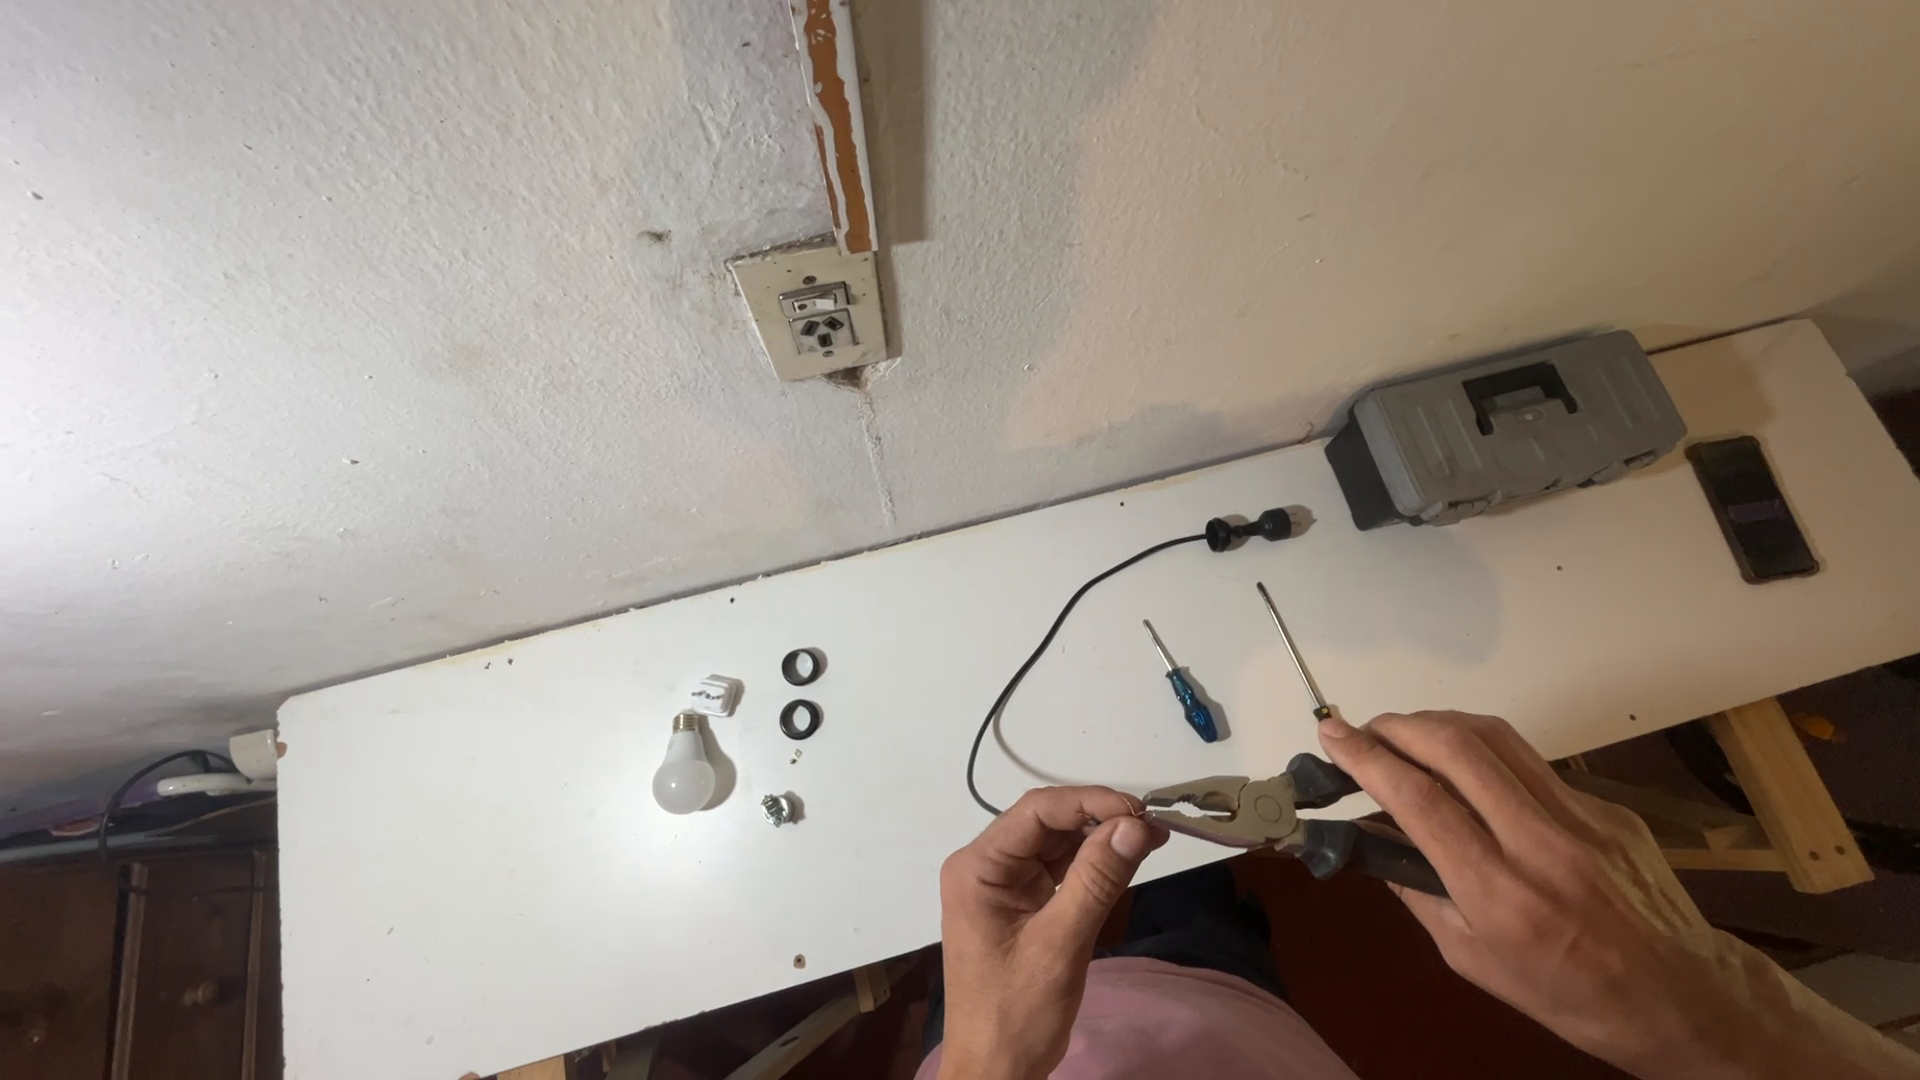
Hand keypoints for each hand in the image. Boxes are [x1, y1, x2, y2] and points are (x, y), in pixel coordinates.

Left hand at [936, 786, 1168, 1079]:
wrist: (994, 1074)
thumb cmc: (1016, 1014)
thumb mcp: (1060, 945)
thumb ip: (1097, 880)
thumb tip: (1136, 826)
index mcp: (977, 866)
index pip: (1035, 811)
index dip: (1088, 802)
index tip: (1138, 811)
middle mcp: (985, 864)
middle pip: (1045, 822)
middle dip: (1098, 819)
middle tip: (1152, 825)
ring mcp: (1002, 882)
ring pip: (1055, 842)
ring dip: (1099, 839)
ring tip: (1148, 837)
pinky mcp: (1019, 901)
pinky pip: (1057, 868)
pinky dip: (1091, 863)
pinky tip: (1123, 858)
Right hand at [1317, 710, 1916, 1079]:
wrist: (1692, 1005)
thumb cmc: (1566, 993)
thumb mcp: (1469, 956)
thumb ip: (1414, 886)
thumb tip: (1368, 830)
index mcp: (1502, 895)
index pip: (1420, 800)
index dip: (1366, 757)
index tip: (1329, 732)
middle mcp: (1543, 847)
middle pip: (1455, 749)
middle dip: (1394, 725)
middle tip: (1362, 730)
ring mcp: (1584, 820)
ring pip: (1493, 737)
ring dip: (1433, 722)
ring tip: (1403, 734)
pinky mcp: (1606, 809)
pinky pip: (1526, 759)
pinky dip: (1477, 749)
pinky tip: (1464, 769)